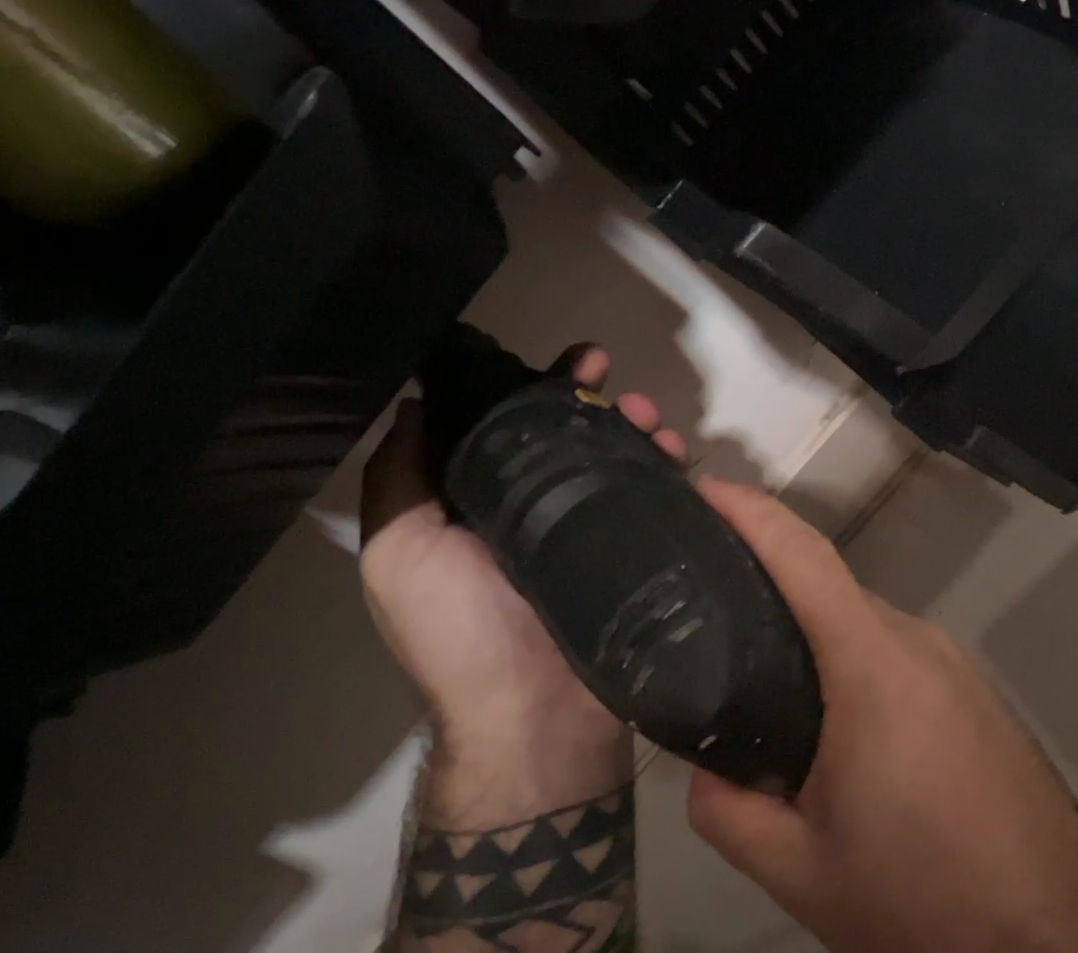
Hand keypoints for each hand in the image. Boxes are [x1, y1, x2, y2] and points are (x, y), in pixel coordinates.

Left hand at [359, 344, 685, 810]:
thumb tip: (412, 402)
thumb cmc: (459, 632)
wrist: (538, 719)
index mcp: (477, 508)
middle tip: (616, 383)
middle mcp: (533, 514)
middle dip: (593, 401)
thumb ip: (401, 478)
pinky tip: (679, 456)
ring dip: (636, 428)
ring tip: (653, 419)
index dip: (528, 387)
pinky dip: (667, 471)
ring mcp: (589, 536)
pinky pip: (652, 501)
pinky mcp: (633, 556)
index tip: (558, 358)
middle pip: (567, 439)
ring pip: (615, 462)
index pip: (503, 429)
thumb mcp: (399, 552)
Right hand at [685, 482, 1077, 952]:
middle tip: (699, 611)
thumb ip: (730, 812)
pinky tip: (826, 724)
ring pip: (860, 625)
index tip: (702, 490)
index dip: (750, 512)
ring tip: (754, 683)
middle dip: (764, 586)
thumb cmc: (929, 893)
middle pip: (828, 590)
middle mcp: (917, 642)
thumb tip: (701, 772)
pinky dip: (848, 664)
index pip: (805, 559)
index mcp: (873, 666)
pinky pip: (893, 653)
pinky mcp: (971, 688)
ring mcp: (952, 662)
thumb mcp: (804, 870)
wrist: (1057, 925)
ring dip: (807, 639)